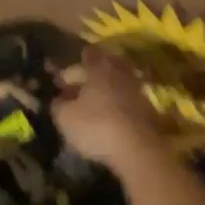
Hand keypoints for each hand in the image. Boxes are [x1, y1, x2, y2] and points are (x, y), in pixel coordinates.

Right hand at [54, 46, 169, 169]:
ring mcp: (136, 90)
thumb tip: (57, 100)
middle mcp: (120, 73)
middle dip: (88, 76)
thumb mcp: (65, 117)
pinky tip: (105, 117)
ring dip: (102, 91)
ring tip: (88, 106)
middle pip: (104, 67)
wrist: (138, 150)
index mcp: (99, 68)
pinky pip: (125, 99)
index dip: (73, 65)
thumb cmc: (96, 127)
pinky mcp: (147, 108)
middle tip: (74, 90)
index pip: (87, 54)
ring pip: (115, 83)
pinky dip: (114, 104)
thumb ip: (57, 104)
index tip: (62, 77)